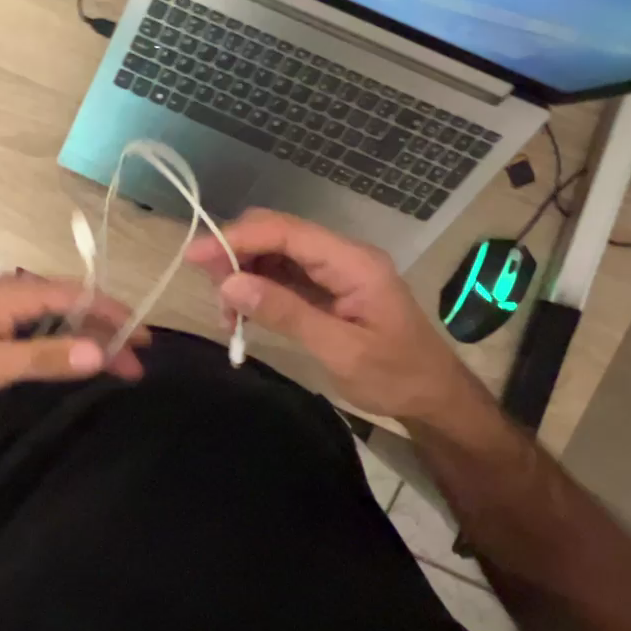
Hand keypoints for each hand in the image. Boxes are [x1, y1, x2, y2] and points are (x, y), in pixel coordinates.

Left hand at [0, 274, 148, 402]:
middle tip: (137, 361)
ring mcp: (7, 303)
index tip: (145, 338)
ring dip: (89, 336)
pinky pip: (44, 322)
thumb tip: (100, 352)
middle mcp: (16, 290)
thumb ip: (48, 358)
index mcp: (18, 293)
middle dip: (108, 329)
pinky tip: (78, 355)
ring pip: (60, 314)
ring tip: (117, 363)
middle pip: (74, 303)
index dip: (115, 314)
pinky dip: (67, 337)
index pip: (80, 295)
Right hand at [185, 208, 483, 421]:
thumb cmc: (396, 377)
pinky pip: (282, 274)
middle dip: (235, 252)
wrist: (435, 399)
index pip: (285, 231)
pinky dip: (256, 287)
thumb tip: (229, 284)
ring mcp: (334, 270)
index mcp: (352, 262)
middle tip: (207, 288)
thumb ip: (286, 313)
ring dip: (242, 272)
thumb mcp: (341, 351)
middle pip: (276, 233)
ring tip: (225, 311)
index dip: (236, 237)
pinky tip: (242, 312)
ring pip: (274, 252)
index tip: (195, 256)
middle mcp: (342, 256)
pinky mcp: (326, 287)